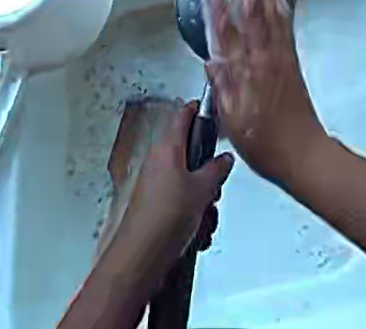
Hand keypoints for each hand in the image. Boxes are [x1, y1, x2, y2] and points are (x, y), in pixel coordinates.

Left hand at [108, 99, 233, 276]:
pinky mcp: (156, 206)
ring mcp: (156, 183)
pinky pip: (182, 202)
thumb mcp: (203, 188)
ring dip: (203, 200)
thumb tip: (224, 158)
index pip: (184, 115)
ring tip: (205, 218)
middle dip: (209, 174)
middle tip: (215, 189)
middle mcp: (160, 160)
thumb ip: (217, 169)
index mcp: (168, 147)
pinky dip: (193, 216)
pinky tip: (197, 233)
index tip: (212, 109)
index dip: (198, 110)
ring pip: (190, 182)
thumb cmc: (167, 216)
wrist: (141, 257)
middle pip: (192, 154)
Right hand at [205, 0, 330, 186]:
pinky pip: (286, 30)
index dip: (217, 7)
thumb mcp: (233, 122)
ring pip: (270, 19)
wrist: (304, 155)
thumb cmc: (265, 144)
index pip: (225, 33)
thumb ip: (222, 89)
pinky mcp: (293, 62)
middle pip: (251, 18)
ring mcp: (280, 59)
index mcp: (245, 75)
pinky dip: (282, 11)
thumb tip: (211, 62)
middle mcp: (263, 61)